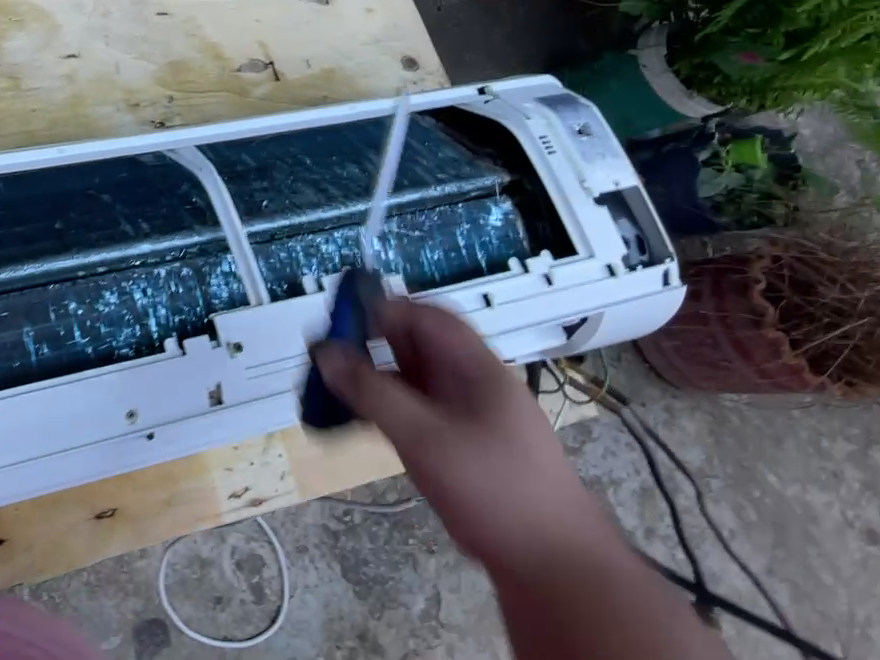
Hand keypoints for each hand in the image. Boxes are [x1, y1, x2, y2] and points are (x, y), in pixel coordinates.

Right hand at [312, 299, 618, 574]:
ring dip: (373, 382)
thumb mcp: (425, 437)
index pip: (429, 319)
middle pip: (418, 349)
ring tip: (331, 393)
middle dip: (370, 347)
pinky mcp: (464, 449)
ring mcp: (471, 420)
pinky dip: (385, 411)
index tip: (339, 319)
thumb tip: (323, 351)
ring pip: (413, 383)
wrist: (556, 568)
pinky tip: (358, 425)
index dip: (385, 310)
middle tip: (326, 358)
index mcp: (478, 371)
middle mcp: (475, 388)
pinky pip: (416, 414)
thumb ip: (371, 392)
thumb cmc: (495, 491)